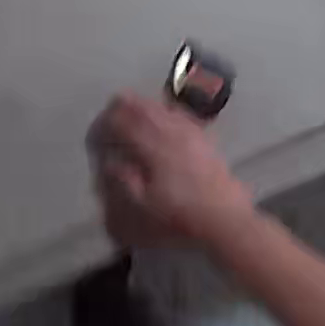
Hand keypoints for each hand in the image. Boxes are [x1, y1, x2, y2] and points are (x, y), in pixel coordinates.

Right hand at [87, 92, 256, 247]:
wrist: (227, 221)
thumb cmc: (181, 215)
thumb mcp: (145, 205)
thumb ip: (124, 179)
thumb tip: (109, 160)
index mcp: (152, 146)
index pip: (122, 122)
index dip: (106, 122)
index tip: (98, 128)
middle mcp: (169, 131)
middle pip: (141, 106)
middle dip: (122, 105)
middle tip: (110, 110)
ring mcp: (188, 131)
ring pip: (159, 105)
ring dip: (142, 104)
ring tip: (132, 108)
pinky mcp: (202, 136)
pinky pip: (179, 113)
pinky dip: (164, 109)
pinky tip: (163, 115)